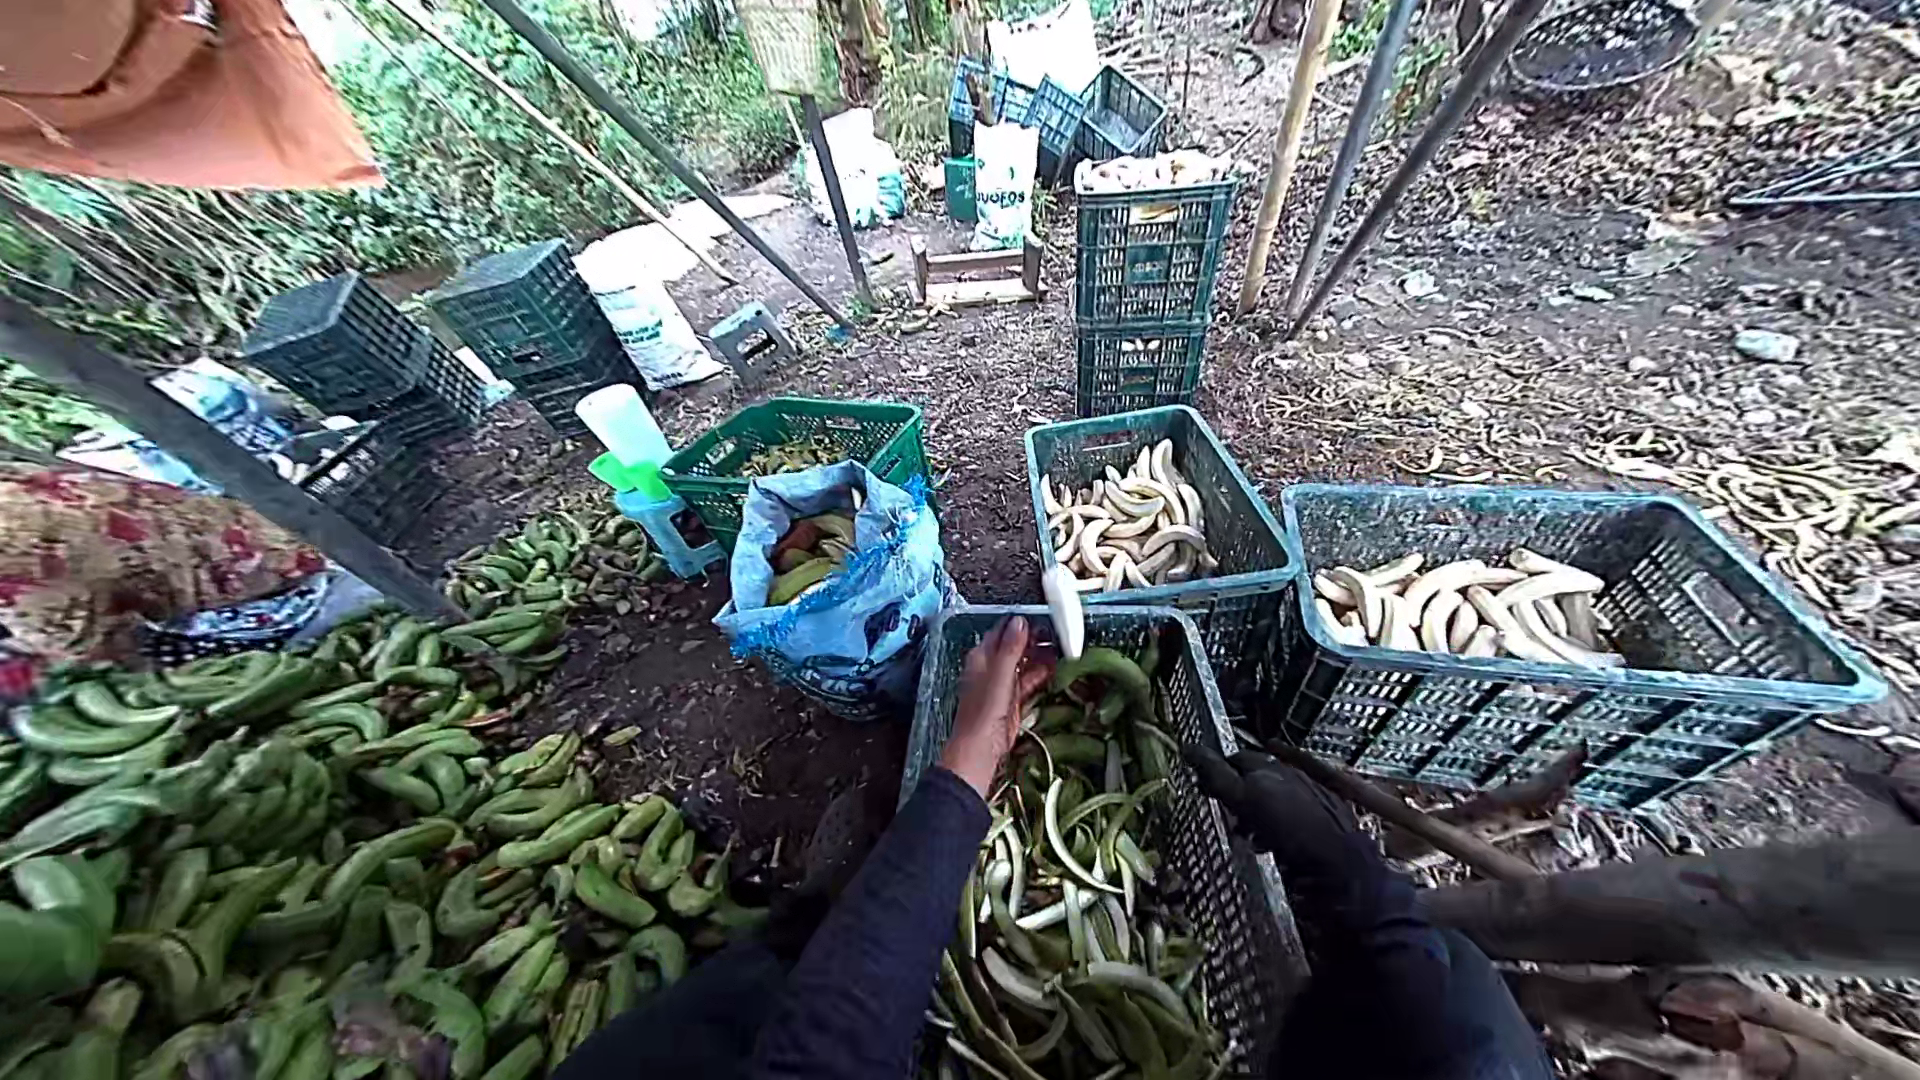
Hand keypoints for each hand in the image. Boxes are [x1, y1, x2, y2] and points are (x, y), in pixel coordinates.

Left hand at [941, 616, 1051, 798]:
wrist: (981, 749)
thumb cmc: (984, 710)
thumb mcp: (999, 674)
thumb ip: (1010, 648)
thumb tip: (1019, 621)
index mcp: (981, 657)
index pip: (1001, 632)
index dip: (1019, 625)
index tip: (1041, 619)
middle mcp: (990, 668)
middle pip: (1014, 648)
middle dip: (1033, 640)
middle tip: (1055, 634)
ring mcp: (1002, 685)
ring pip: (1023, 664)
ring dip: (1039, 657)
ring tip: (1060, 649)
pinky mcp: (1013, 701)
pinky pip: (1028, 682)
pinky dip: (1040, 675)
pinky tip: (1055, 669)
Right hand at [1182, 745, 1389, 925]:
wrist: (1349, 874)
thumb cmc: (1291, 832)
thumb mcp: (1244, 799)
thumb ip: (1216, 774)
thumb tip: (1187, 746)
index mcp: (1270, 765)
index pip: (1233, 759)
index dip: (1216, 773)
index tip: (1204, 792)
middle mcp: (1291, 773)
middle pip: (1253, 777)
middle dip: (1236, 793)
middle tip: (1224, 815)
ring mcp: (1313, 797)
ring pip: (1271, 799)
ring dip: (1254, 814)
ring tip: (1245, 836)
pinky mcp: (1328, 822)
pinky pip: (1290, 819)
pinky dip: (1275, 829)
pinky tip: (1272, 848)